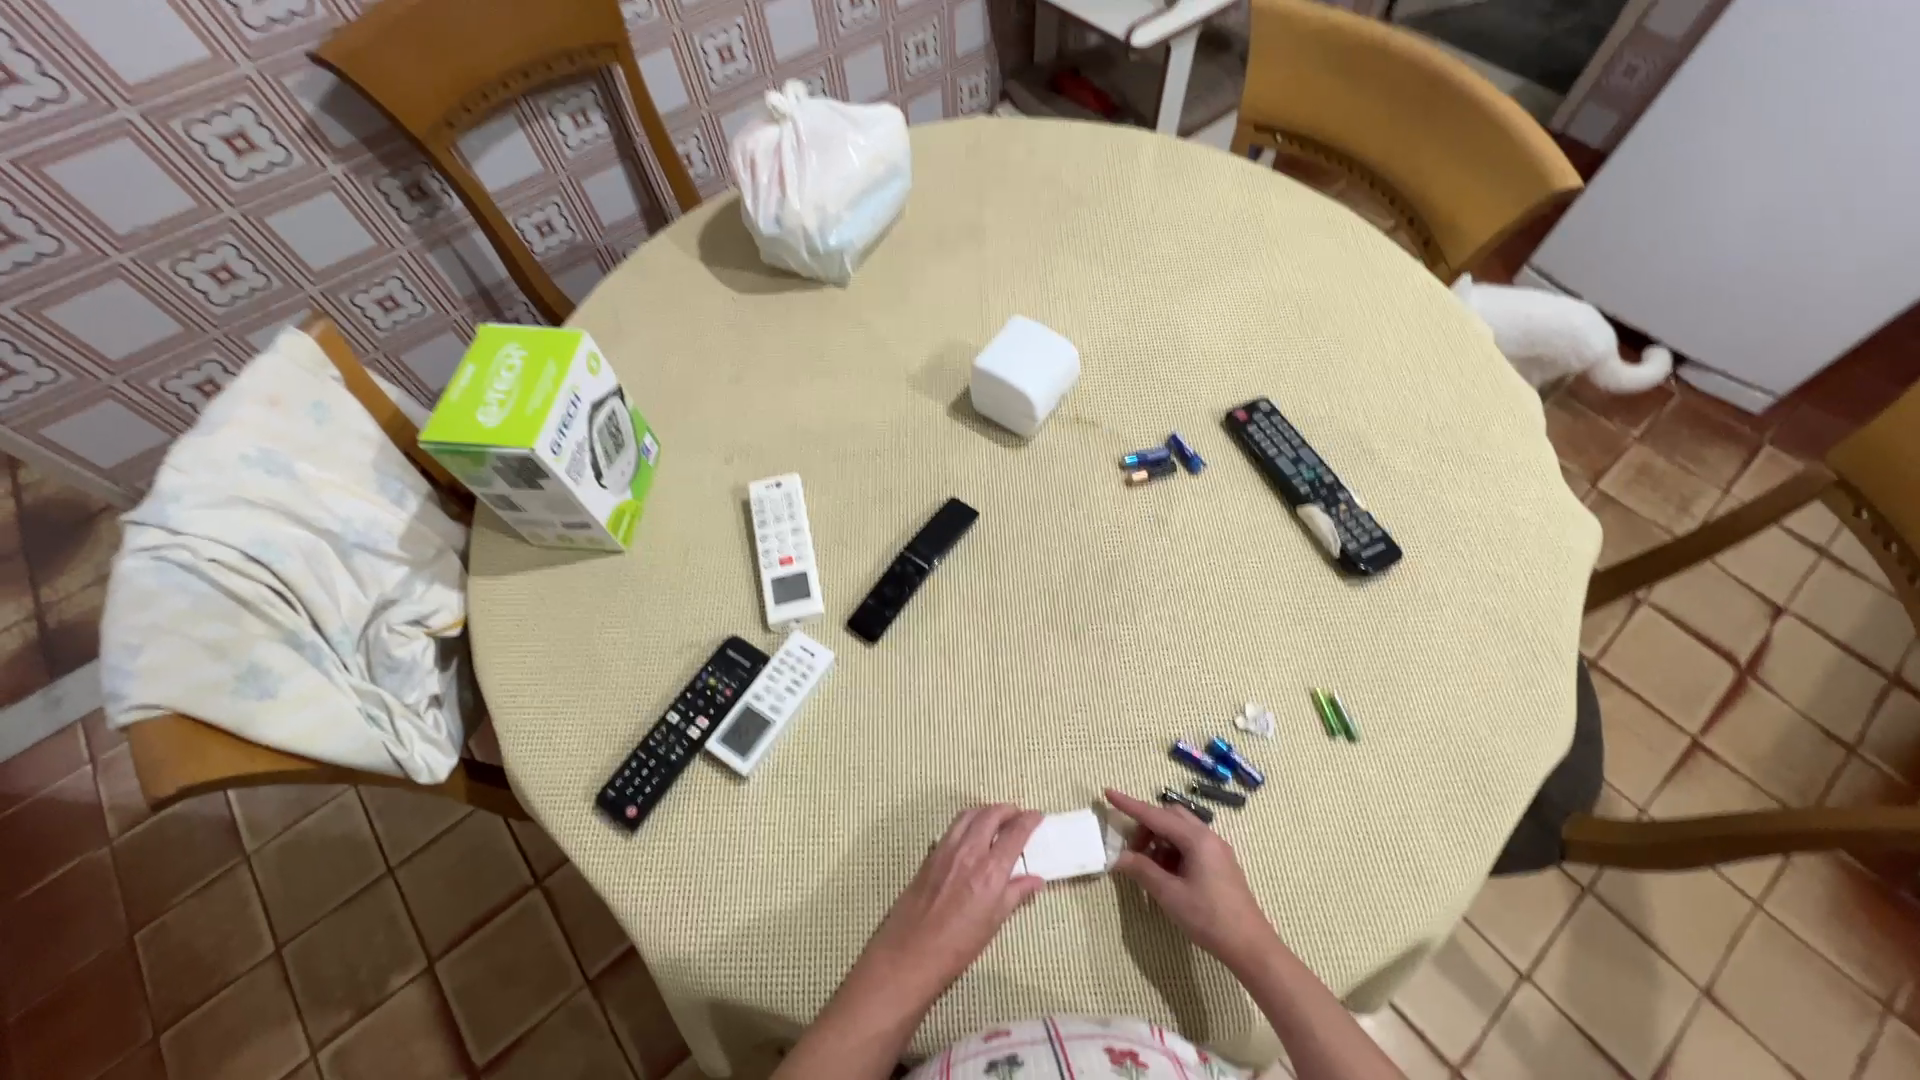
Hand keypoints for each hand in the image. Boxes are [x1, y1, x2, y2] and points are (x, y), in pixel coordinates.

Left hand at [850, 804, 1045, 1000]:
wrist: (908, 954)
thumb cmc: (956, 947)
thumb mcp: (993, 923)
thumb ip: (1015, 894)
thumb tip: (1035, 880)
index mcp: (990, 871)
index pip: (1015, 833)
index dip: (1029, 820)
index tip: (1037, 816)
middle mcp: (969, 852)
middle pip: (990, 814)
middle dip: (1008, 810)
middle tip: (1018, 816)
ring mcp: (946, 851)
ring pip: (968, 815)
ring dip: (986, 811)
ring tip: (996, 821)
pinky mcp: (929, 856)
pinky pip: (952, 828)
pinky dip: (967, 823)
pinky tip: (971, 837)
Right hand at [1105, 789, 1281, 964]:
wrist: (1250, 946)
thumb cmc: (1209, 918)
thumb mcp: (1170, 895)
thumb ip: (1142, 870)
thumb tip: (1118, 857)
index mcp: (1197, 840)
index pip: (1156, 815)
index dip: (1130, 805)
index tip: (1108, 793)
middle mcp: (1209, 837)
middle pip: (1170, 817)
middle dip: (1147, 826)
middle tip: (1133, 850)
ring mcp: (1217, 850)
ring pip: (1181, 831)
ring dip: (1160, 840)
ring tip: (1150, 867)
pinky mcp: (1220, 863)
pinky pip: (1191, 844)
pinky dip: (1173, 851)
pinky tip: (1168, 874)